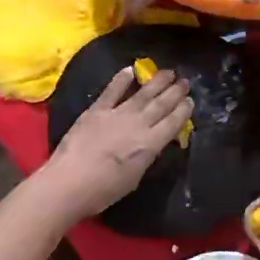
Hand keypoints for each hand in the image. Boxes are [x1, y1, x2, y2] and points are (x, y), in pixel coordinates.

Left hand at [38, 66, 192, 219]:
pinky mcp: (96, 110)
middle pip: (161, 104)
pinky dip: (121, 79)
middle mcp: (138, 124)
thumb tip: (154, 143)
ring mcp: (117, 114)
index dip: (183, 110)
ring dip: (157, 81)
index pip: (173, 122)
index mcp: (151, 143)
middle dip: (175, 92)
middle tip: (185, 81)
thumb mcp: (136, 177)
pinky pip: (111, 91)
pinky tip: (130, 70)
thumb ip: (147, 156)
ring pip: (143, 94)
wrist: (69, 182)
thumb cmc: (104, 189)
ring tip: (168, 72)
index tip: (190, 100)